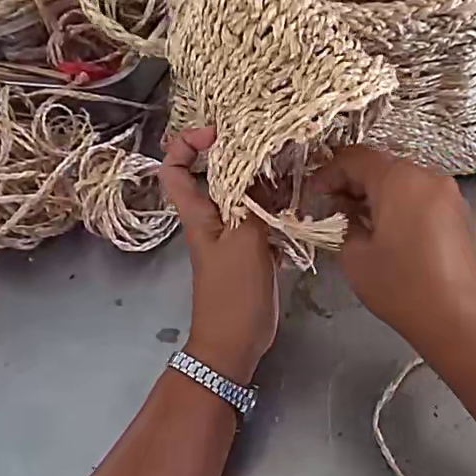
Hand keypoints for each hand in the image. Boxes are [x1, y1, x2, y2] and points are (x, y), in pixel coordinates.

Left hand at [156, 127, 277, 382]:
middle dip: (241, 157)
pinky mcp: (253, 250)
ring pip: (245, 196)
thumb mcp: (245, 243)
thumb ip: (254, 205)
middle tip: (273, 148)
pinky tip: (299, 209)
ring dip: (266, 184)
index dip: (188, 144)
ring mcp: (234, 234)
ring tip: (293, 175)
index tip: (218, 134)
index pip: (175, 169)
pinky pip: (264, 219)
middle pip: (217, 176)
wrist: (236, 341)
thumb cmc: (233, 294)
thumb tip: (264, 173)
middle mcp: (213, 218)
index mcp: (198, 214)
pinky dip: (279, 211)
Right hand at [310, 147, 475, 355]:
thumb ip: (345, 223)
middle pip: (384, 165)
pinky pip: (424, 198)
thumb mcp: (355, 256)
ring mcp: (451, 195)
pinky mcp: (462, 215)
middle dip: (354, 182)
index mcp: (400, 180)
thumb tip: (347, 211)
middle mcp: (429, 177)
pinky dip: (402, 205)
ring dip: (378, 194)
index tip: (314, 192)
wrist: (460, 320)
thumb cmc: (402, 287)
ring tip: (359, 221)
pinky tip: (390, 232)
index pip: (356, 157)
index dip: (329, 171)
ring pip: (405, 181)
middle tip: (332, 206)